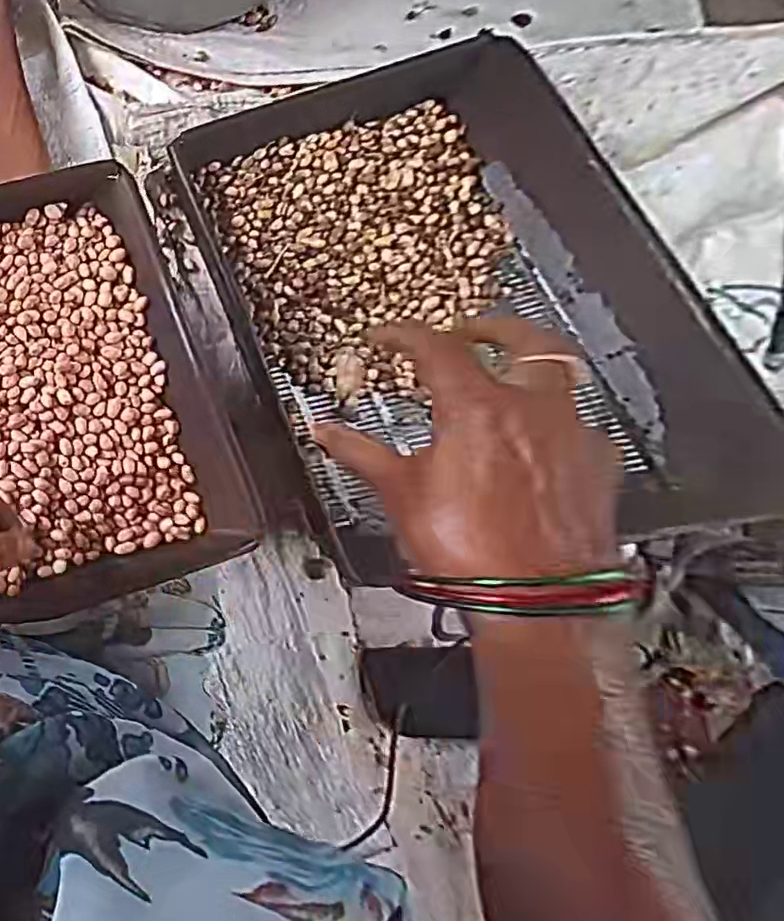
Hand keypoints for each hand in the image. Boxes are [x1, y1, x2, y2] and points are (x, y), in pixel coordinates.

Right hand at [312, 319, 621, 578]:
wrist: (533, 592)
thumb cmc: (466, 542)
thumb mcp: (395, 489)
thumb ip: (358, 451)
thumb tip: (325, 432)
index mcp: (478, 409)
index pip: (440, 350)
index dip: (406, 336)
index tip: (387, 336)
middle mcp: (535, 411)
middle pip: (528, 342)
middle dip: (493, 327)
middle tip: (466, 328)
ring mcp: (573, 434)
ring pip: (559, 377)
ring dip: (525, 367)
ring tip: (496, 375)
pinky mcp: (595, 463)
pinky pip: (574, 419)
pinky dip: (545, 412)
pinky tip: (523, 432)